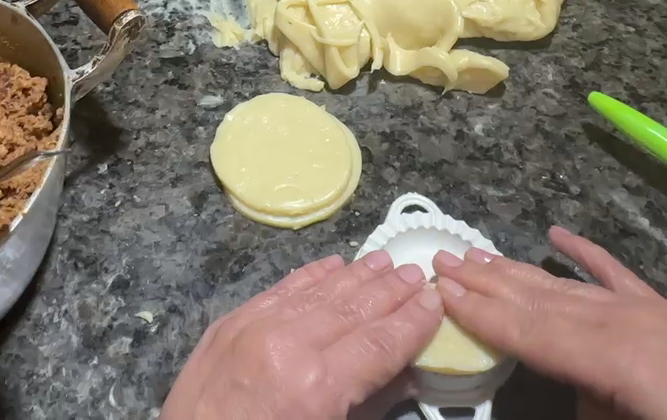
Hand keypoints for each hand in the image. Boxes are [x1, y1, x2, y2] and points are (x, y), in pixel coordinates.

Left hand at [163, 249, 444, 419]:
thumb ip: (369, 407)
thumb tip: (406, 376)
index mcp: (316, 386)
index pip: (378, 343)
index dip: (411, 322)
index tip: (435, 300)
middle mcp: (287, 344)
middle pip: (352, 309)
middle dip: (390, 291)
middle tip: (418, 273)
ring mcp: (255, 326)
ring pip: (319, 290)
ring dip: (356, 275)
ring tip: (385, 261)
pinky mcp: (231, 321)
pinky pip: (281, 288)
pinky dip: (311, 276)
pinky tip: (334, 264)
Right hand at [432, 226, 666, 419]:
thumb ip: (597, 413)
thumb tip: (570, 396)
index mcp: (621, 361)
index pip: (534, 332)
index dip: (483, 312)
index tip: (438, 286)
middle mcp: (628, 325)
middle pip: (542, 299)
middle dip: (488, 282)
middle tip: (438, 259)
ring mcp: (653, 315)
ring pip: (570, 286)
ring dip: (519, 270)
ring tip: (476, 254)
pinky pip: (619, 278)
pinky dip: (585, 254)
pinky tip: (558, 234)